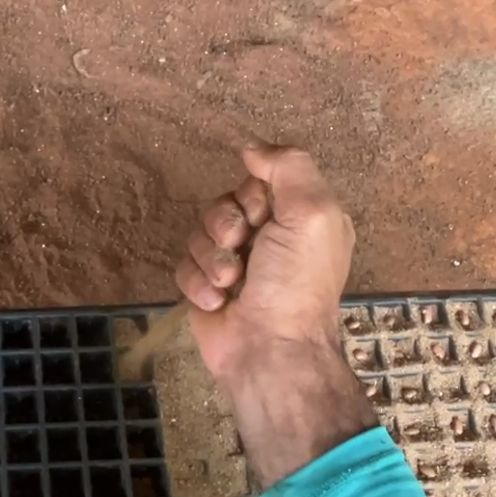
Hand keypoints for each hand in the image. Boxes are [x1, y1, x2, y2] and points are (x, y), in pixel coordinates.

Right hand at [176, 143, 377, 483]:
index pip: (257, 180)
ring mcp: (232, 264)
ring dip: (211, 260)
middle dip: (225, 228)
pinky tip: (219, 304)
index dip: (252, 197)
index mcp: (298, 217)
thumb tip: (252, 146)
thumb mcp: (311, 212)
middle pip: (221, 204)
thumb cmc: (295, 284)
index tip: (264, 219)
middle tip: (243, 252)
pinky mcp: (204, 289)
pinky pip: (183, 267)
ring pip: (197, 235)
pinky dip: (198, 286)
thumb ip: (289, 166)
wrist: (268, 350)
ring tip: (231, 286)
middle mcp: (266, 237)